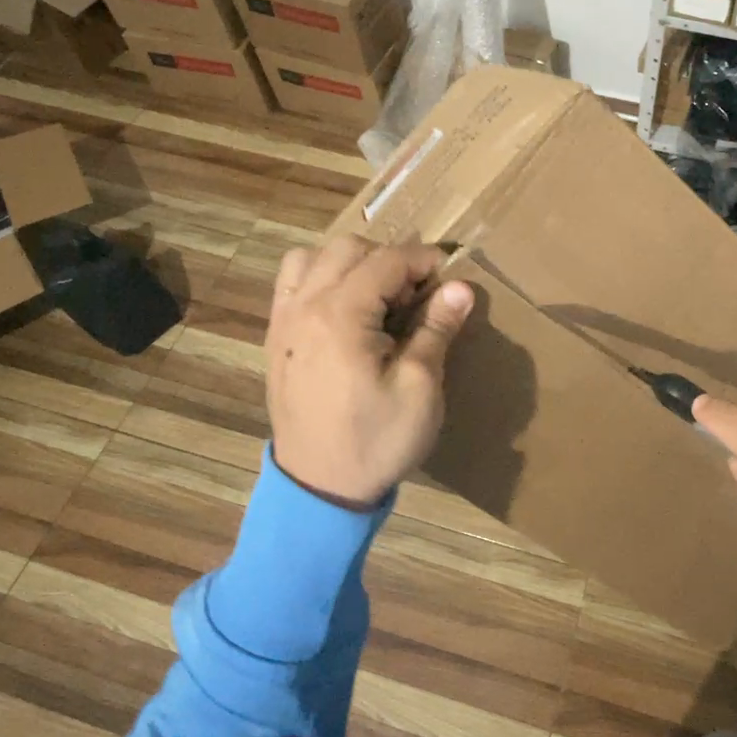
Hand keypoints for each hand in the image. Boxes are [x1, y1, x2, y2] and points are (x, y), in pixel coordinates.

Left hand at [265, 236, 473, 509]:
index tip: (451, 277)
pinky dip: (321, 278)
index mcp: (341, 316)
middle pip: (349, 248)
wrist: (318, 488)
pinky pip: (292, 282)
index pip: (387, 259)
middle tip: (417, 294)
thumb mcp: (419, 388)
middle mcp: (305, 306)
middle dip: (390, 258)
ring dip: (351, 263)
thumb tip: (460, 287)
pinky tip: (346, 309)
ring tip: (378, 296)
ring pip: (314, 257)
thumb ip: (436, 329)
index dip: (424, 260)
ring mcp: (284, 320)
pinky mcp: (276, 338)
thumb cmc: (376, 441)